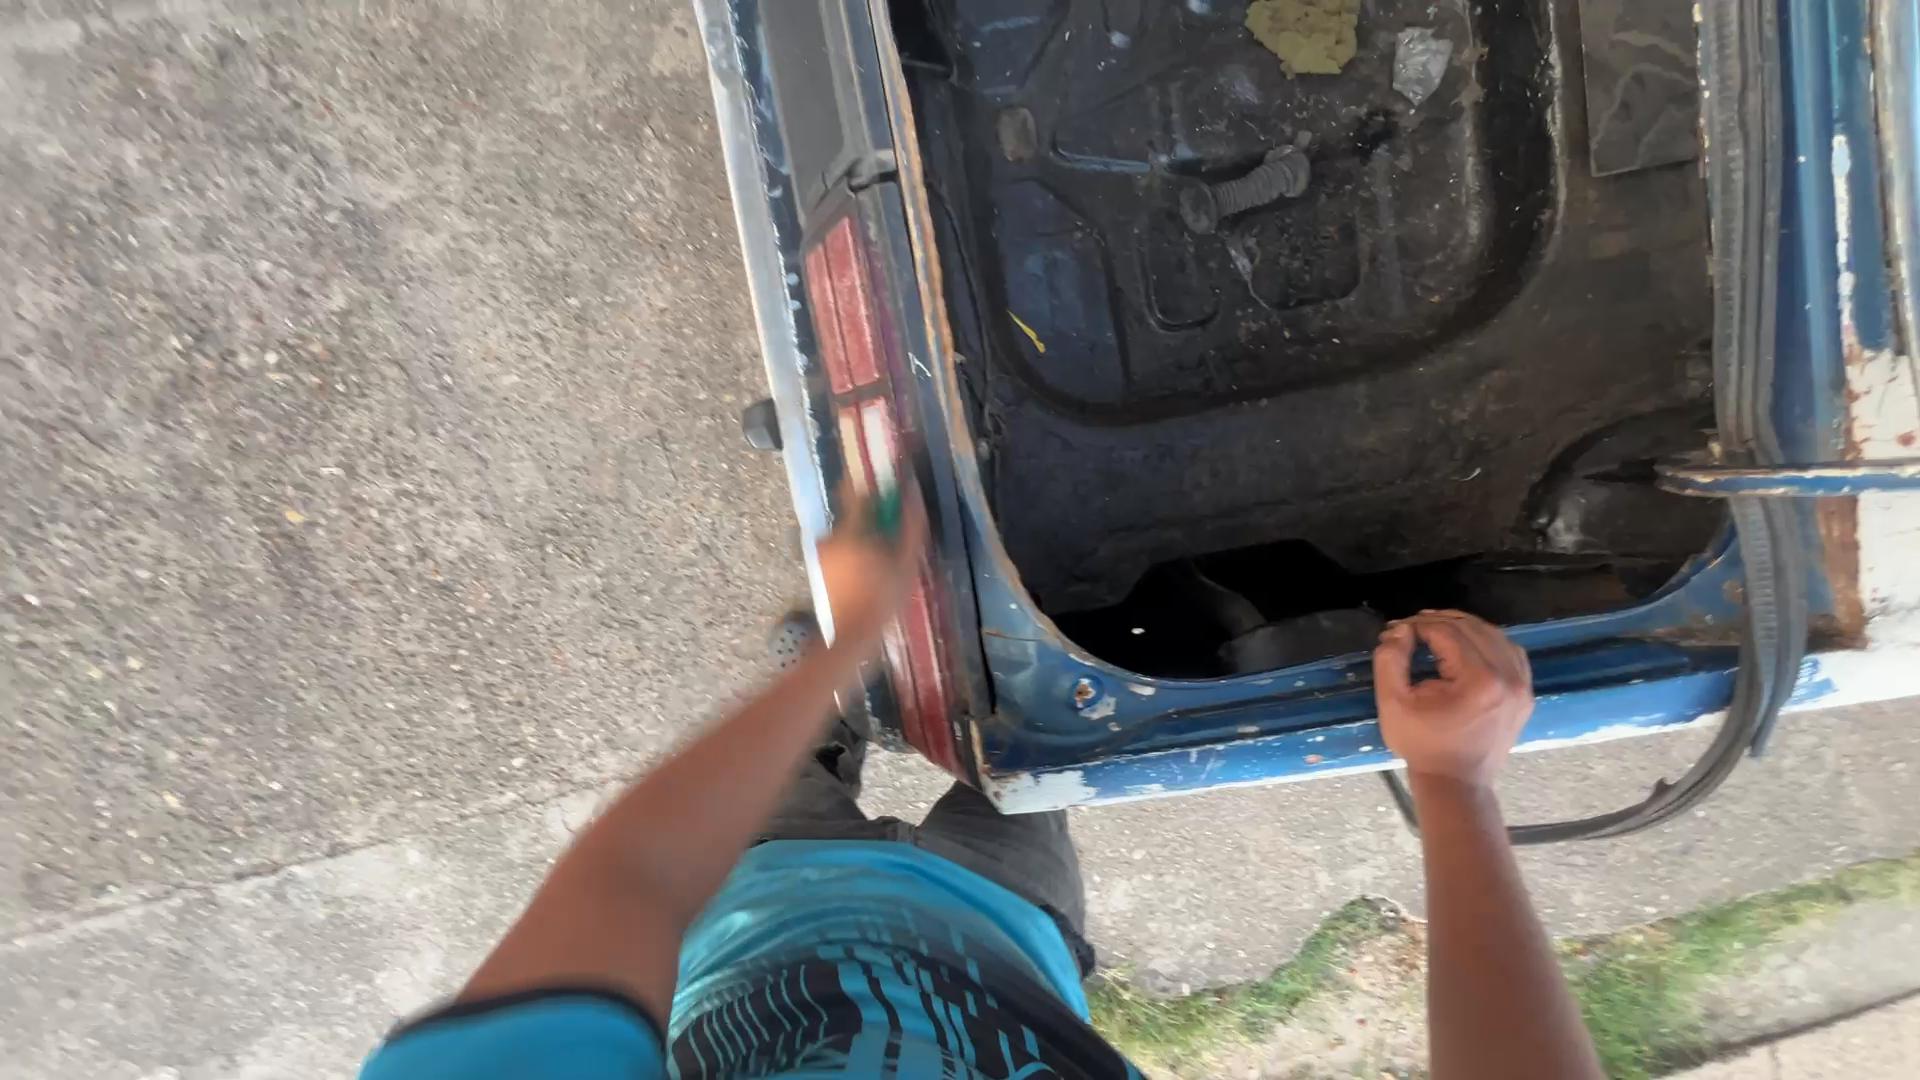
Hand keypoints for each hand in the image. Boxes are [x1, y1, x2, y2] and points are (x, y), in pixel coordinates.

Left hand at [815, 482, 927, 654]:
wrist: (852, 633)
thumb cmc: (884, 599)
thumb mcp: (906, 563)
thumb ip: (910, 525)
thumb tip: (914, 493)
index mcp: (853, 531)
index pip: (857, 491)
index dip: (869, 481)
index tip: (883, 479)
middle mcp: (832, 535)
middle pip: (851, 512)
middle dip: (867, 515)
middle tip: (886, 531)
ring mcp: (821, 551)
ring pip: (844, 531)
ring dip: (859, 535)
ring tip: (876, 557)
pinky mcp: (818, 564)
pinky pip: (837, 547)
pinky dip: (849, 550)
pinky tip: (862, 568)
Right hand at [1372, 610, 1533, 787]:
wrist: (1456, 781)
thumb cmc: (1421, 743)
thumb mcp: (1391, 701)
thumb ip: (1390, 660)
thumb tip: (1399, 630)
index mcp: (1479, 680)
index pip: (1448, 633)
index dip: (1418, 625)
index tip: (1395, 631)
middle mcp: (1509, 678)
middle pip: (1474, 629)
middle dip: (1438, 622)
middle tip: (1410, 627)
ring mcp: (1523, 686)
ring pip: (1496, 636)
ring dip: (1464, 627)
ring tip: (1434, 630)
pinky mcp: (1525, 694)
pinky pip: (1511, 653)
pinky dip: (1487, 641)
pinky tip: (1466, 645)